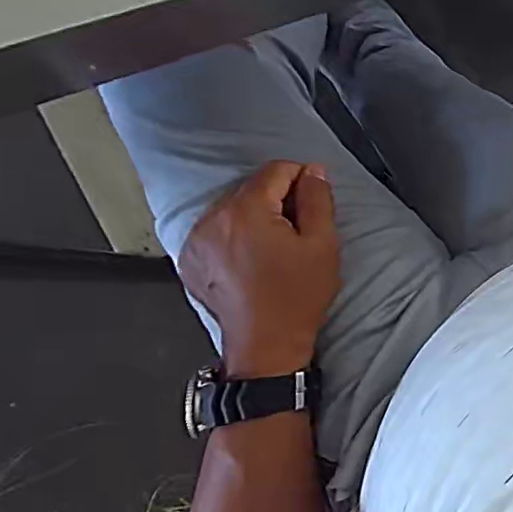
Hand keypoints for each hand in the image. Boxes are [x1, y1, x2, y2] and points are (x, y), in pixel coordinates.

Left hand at [179, 161, 339, 378]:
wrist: (266, 341)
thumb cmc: (298, 294)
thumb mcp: (322, 243)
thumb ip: (318, 200)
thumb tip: (314, 172)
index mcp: (246, 212)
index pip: (275, 170)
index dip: (302, 177)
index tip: (316, 198)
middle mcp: (212, 220)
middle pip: (251, 187)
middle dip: (279, 198)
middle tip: (301, 228)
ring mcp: (195, 240)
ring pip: (232, 208)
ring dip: (257, 216)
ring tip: (278, 245)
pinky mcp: (190, 259)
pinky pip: (216, 230)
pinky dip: (237, 234)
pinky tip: (255, 258)